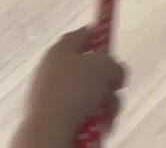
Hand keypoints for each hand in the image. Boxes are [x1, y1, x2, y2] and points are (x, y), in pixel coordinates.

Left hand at [10, 28, 126, 147]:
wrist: (49, 131)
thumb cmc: (74, 90)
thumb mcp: (102, 67)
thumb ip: (113, 64)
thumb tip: (115, 73)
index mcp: (60, 50)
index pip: (83, 35)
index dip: (100, 38)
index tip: (114, 48)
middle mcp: (54, 70)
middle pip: (89, 71)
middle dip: (107, 82)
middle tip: (115, 89)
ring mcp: (54, 96)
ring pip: (90, 96)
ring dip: (105, 105)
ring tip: (107, 115)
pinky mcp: (57, 120)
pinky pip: (84, 116)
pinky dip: (95, 121)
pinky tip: (99, 127)